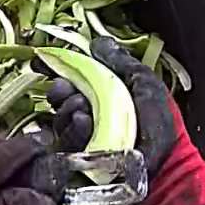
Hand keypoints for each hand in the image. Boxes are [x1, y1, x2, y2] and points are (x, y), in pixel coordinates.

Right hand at [46, 37, 180, 175]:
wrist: (164, 162)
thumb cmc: (158, 123)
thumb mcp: (143, 82)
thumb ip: (119, 61)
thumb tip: (96, 42)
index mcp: (103, 94)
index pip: (72, 78)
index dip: (55, 69)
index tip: (40, 63)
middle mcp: (90, 114)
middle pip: (59, 98)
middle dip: (60, 91)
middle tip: (66, 89)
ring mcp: (83, 138)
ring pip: (59, 119)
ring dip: (67, 110)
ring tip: (84, 111)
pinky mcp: (79, 160)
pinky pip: (65, 142)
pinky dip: (74, 129)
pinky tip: (85, 124)